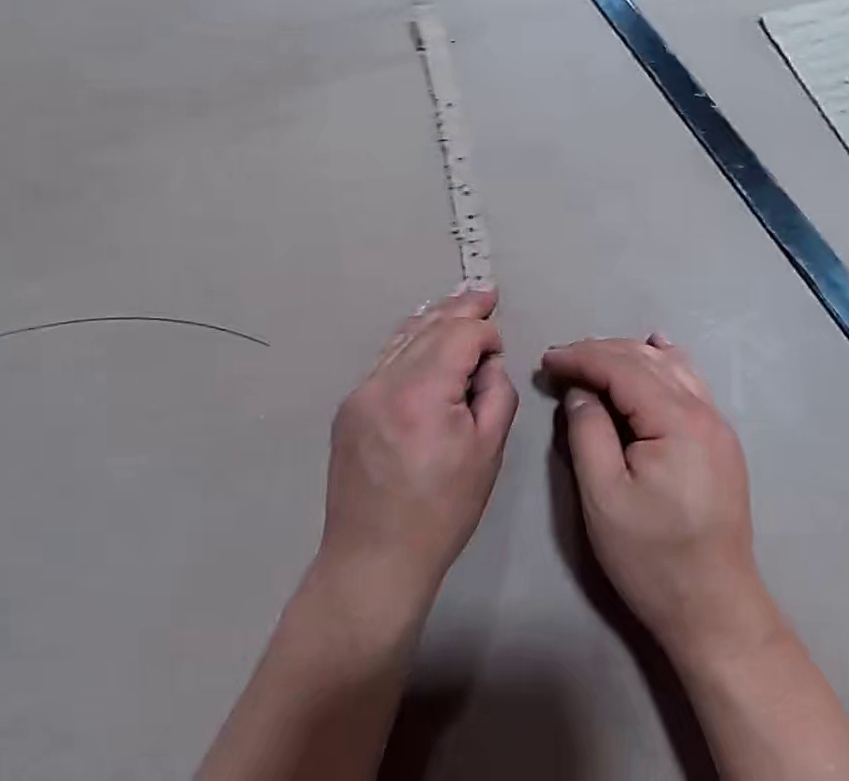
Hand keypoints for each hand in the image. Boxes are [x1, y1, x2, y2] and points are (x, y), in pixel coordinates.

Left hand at [317, 285, 517, 617]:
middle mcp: (384, 382)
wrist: (375, 556)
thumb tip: (486, 363)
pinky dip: (409, 345)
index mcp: (422, 392)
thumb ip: (495, 394)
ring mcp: (360, 392)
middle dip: (460, 309)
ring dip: (432, 320)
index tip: (499, 349)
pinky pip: (385, 362)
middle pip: (428, 328)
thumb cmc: (441, 511)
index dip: (485, 332)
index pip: (459, 335)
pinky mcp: (349, 408)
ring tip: (456, 303)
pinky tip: (423, 338)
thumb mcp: (487, 452)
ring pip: (401, 339)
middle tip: (485, 292)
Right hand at [542, 335, 781, 662]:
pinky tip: (655, 351)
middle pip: (647, 361)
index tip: (546, 360)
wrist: (713, 607)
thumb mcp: (603, 495)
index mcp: (677, 422)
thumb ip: (587, 432)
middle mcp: (705, 412)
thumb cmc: (651, 557)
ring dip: (629, 355)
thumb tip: (579, 390)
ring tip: (592, 358)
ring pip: (671, 367)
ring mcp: (718, 426)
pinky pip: (691, 383)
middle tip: (560, 360)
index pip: (623, 369)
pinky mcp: (720, 441)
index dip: (581, 358)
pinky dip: (665, 364)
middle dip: (600, 352)